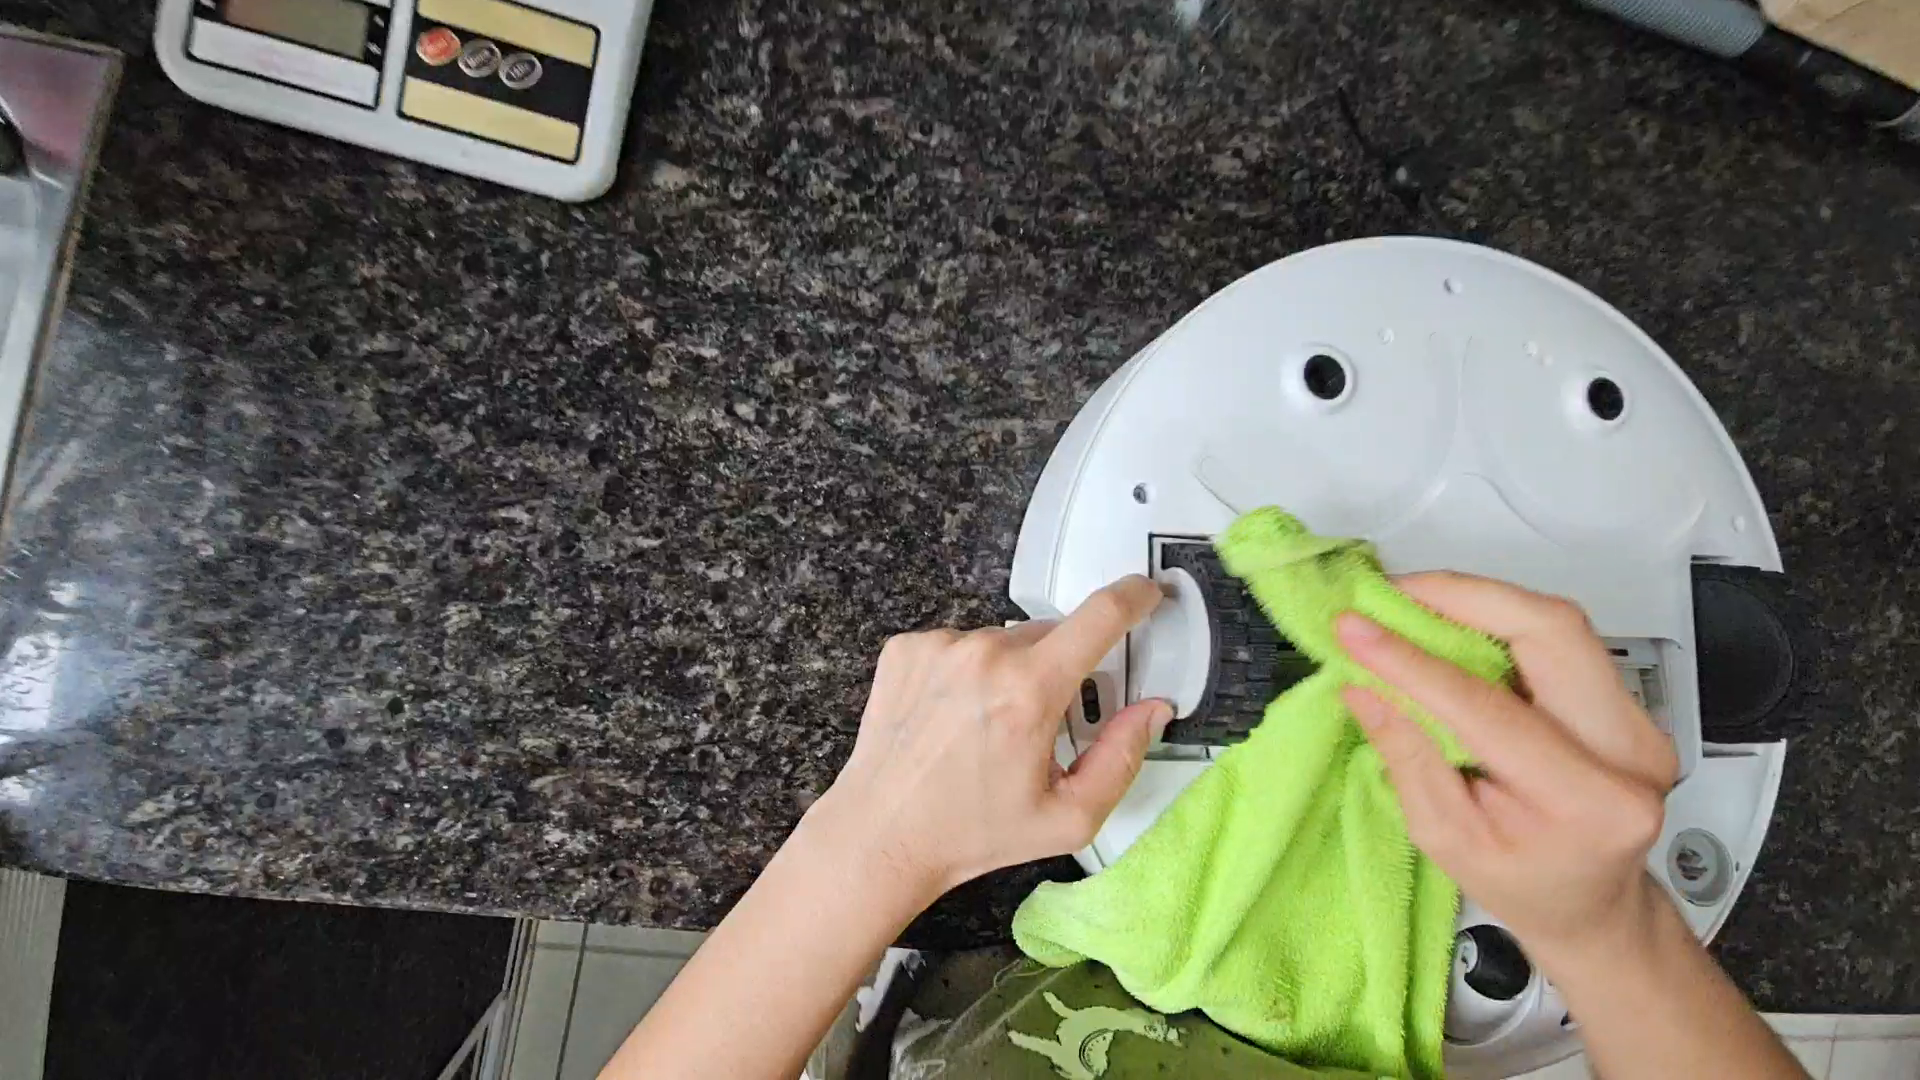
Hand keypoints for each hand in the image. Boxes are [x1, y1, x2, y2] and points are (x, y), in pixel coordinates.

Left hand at [813, 576, 1171, 898]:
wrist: (882, 832)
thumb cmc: (973, 831)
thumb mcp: (1068, 816)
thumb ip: (1123, 757)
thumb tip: (1152, 708)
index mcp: (1028, 691)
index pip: (1098, 617)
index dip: (1133, 597)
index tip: (1145, 592)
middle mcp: (983, 654)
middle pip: (1049, 635)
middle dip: (1057, 669)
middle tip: (1037, 721)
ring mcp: (939, 645)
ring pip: (1002, 640)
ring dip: (1008, 670)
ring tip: (984, 724)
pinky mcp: (907, 647)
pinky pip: (959, 643)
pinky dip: (966, 669)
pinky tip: (951, 714)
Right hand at [1335, 572, 1679, 969]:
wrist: (1591, 903)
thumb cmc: (1517, 882)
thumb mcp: (1442, 837)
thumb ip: (1406, 756)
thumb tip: (1361, 686)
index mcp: (1589, 801)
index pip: (1485, 708)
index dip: (1410, 660)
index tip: (1351, 627)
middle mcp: (1630, 749)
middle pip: (1553, 631)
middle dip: (1462, 596)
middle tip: (1389, 592)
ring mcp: (1635, 719)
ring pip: (1557, 622)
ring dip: (1475, 598)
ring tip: (1408, 600)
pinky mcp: (1619, 700)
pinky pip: (1554, 636)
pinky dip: (1491, 615)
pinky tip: (1444, 619)